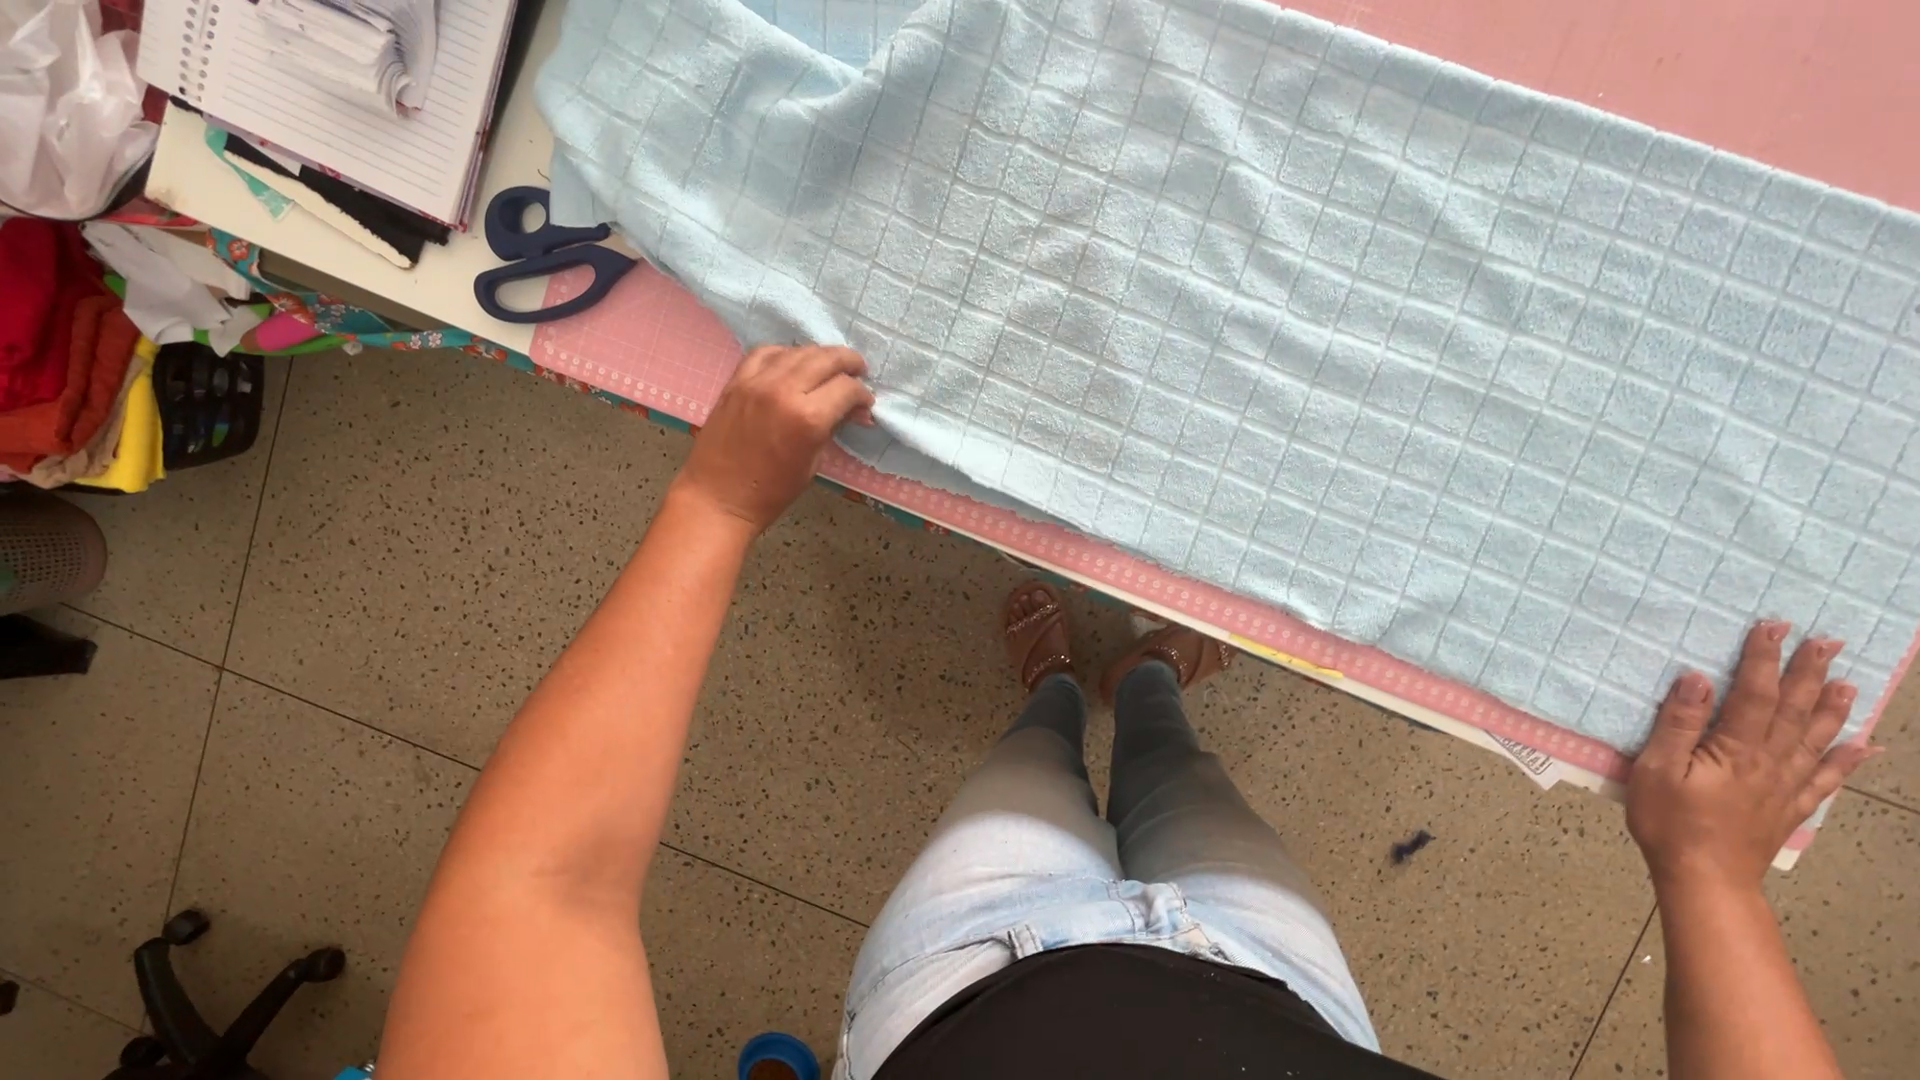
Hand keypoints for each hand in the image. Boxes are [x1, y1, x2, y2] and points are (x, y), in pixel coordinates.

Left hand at [669, 345, 874, 534]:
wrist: (718, 497)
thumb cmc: (771, 492)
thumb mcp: (813, 462)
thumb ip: (833, 427)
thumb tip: (855, 411)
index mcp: (808, 418)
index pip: (846, 388)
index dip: (862, 394)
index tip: (866, 404)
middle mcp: (784, 391)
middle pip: (826, 359)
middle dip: (849, 362)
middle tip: (859, 370)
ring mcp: (757, 382)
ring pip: (798, 351)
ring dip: (820, 355)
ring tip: (830, 365)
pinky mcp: (736, 382)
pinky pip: (766, 353)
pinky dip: (786, 353)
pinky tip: (793, 362)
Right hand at [1626, 621, 1877, 895]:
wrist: (1705, 876)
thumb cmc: (1669, 819)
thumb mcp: (1657, 768)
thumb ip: (1679, 724)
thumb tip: (1698, 679)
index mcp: (1737, 749)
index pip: (1754, 694)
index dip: (1763, 659)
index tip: (1773, 627)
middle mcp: (1771, 762)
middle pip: (1793, 710)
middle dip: (1807, 673)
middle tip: (1826, 641)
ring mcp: (1786, 786)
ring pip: (1816, 738)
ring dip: (1832, 708)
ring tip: (1848, 680)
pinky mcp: (1790, 807)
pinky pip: (1826, 779)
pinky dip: (1847, 760)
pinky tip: (1863, 746)